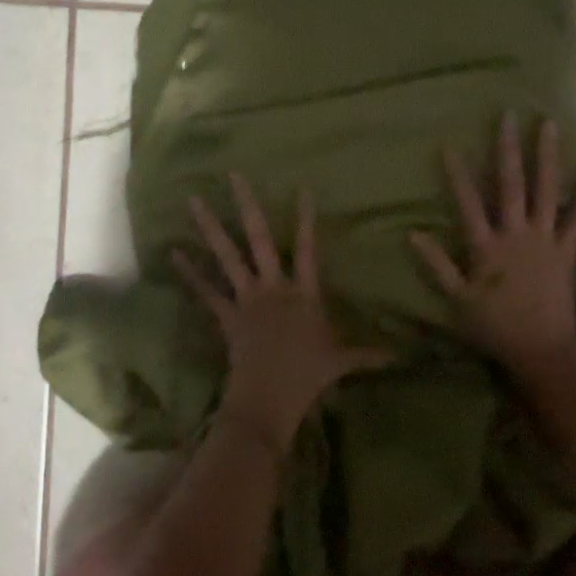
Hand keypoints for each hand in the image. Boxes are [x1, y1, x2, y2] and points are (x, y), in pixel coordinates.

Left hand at [173, 174, 387, 449]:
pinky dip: (191, 274)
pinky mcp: (226, 317)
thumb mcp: (342, 362)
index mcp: (304, 294)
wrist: (268, 399)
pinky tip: (174, 253)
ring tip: (193, 201)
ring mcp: (246, 300)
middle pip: (259, 239)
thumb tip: (400, 356)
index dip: (306, 219)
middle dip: (247, 206)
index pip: (308, 249)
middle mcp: (273, 287)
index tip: (302, 188)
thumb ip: (368, 354)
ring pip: (227, 257)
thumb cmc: (308, 377)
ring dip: (210, 229)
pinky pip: (206, 292)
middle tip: (233, 175)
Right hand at [410, 114, 575, 373]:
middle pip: (511, 185)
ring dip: (548, 157)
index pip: (468, 203)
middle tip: (508, 115)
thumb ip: (437, 265)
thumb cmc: (494, 327)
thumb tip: (412, 234)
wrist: (541, 350)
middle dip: (507, 149)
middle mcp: (516, 235)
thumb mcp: (458, 299)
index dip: (457, 173)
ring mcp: (545, 240)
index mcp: (486, 247)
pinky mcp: (567, 250)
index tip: (448, 144)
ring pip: (546, 191)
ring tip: (549, 125)